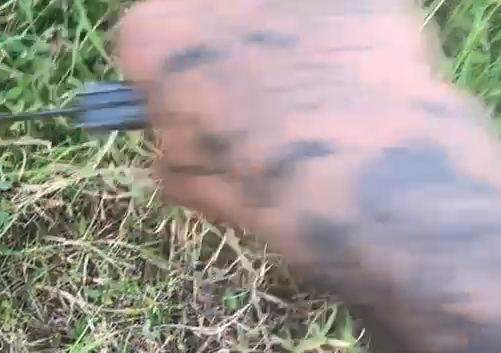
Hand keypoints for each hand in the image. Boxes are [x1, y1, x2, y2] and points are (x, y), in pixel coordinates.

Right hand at [114, 0, 500, 279]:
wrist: (361, 174)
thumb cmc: (264, 186)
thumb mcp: (186, 179)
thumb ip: (171, 135)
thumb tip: (178, 128)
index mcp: (158, 40)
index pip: (140, 37)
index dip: (161, 75)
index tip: (184, 103)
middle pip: (206, 9)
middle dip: (220, 44)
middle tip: (246, 93)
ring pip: (268, 8)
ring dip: (275, 33)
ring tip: (302, 85)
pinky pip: (334, 10)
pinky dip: (336, 29)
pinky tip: (347, 72)